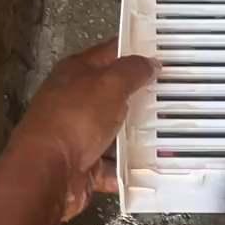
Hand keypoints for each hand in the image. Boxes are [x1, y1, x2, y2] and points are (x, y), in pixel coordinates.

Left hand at [8, 40, 157, 217]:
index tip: (166, 56)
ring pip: (115, 132)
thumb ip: (133, 70)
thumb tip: (151, 63)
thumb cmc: (76, 118)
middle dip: (143, 97)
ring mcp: (77, 134)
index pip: (111, 54)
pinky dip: (129, 168)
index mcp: (76, 72)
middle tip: (178, 96)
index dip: (137, 52)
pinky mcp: (83, 165)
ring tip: (172, 134)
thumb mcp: (110, 84)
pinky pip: (112, 164)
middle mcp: (74, 101)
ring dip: (138, 137)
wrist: (47, 173)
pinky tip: (154, 165)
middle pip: (115, 94)